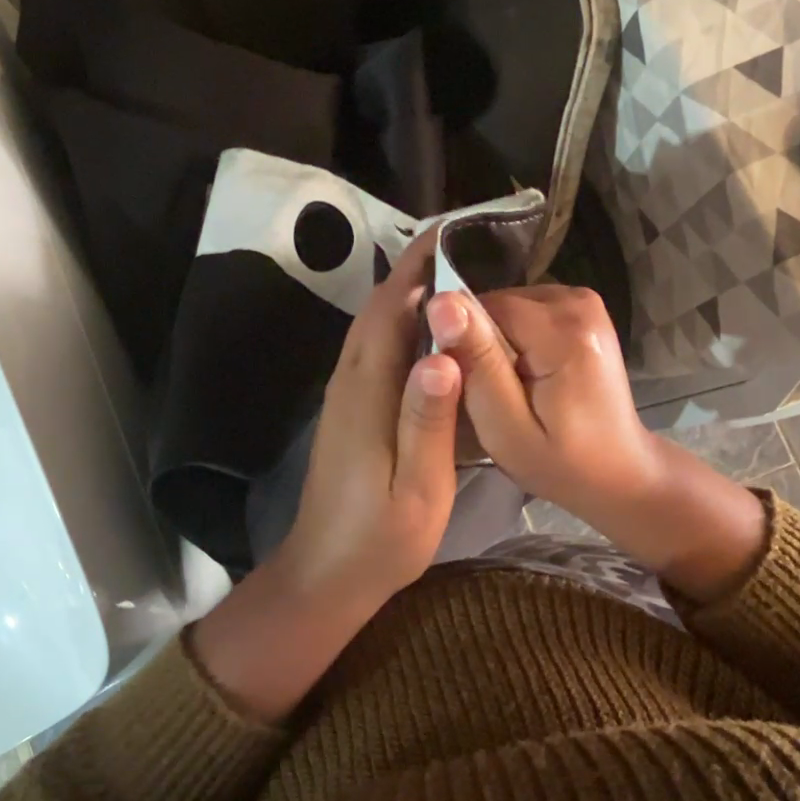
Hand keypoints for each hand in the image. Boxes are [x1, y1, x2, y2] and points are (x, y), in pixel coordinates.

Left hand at [191, 232, 461, 722]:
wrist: (327, 572)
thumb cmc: (380, 536)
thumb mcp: (417, 485)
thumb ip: (428, 420)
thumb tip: (444, 353)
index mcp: (366, 389)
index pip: (389, 306)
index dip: (418, 262)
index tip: (454, 228)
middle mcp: (350, 379)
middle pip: (381, 307)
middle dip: (419, 268)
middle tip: (472, 242)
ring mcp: (346, 393)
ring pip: (377, 325)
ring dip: (411, 293)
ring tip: (462, 273)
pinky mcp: (351, 408)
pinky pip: (377, 349)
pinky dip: (404, 325)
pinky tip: (436, 332)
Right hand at [425, 286, 767, 601]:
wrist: (620, 471)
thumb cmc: (562, 463)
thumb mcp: (506, 428)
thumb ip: (477, 363)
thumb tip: (441, 302)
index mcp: (563, 330)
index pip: (481, 308)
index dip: (464, 344)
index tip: (469, 388)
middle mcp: (577, 301)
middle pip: (496, 305)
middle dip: (482, 345)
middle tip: (491, 397)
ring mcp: (584, 301)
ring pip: (507, 308)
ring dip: (497, 345)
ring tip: (509, 390)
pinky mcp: (582, 308)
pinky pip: (525, 313)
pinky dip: (516, 341)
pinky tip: (525, 377)